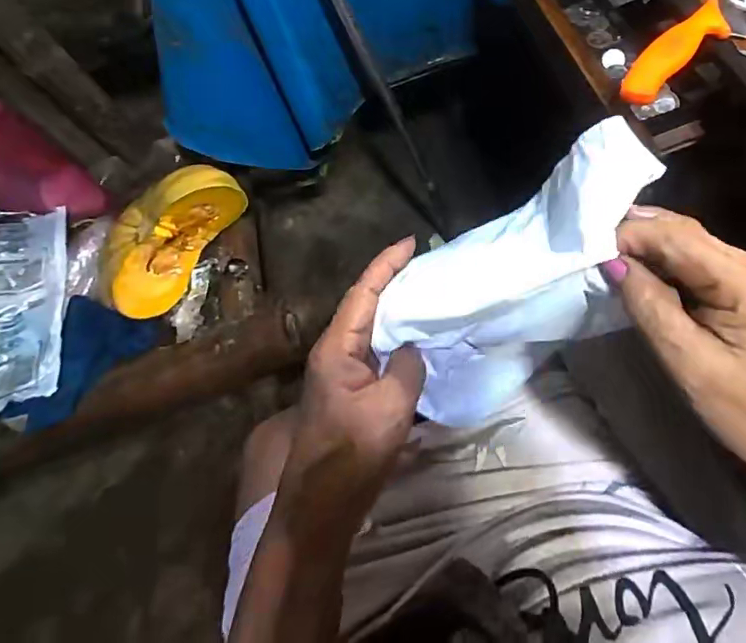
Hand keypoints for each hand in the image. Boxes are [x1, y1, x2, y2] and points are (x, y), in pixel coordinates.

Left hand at [280, 236, 426, 531]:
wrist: (321, 503)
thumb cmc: (352, 453)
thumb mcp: (391, 408)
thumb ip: (406, 368)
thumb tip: (412, 348)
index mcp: (337, 347)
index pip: (364, 293)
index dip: (386, 264)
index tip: (409, 242)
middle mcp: (334, 351)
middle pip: (364, 304)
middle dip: (392, 280)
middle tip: (423, 263)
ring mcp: (339, 371)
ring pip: (368, 327)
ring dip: (393, 308)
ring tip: (423, 292)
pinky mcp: (348, 390)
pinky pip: (373, 351)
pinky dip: (393, 338)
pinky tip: (413, 340)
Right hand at [606, 208, 745, 484]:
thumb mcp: (689, 363)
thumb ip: (650, 306)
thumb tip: (612, 261)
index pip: (677, 238)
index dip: (629, 235)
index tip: (588, 252)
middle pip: (681, 229)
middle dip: (633, 233)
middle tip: (588, 249)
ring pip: (684, 236)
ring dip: (643, 241)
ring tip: (603, 254)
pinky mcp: (740, 280)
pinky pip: (691, 253)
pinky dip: (658, 254)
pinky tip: (634, 265)